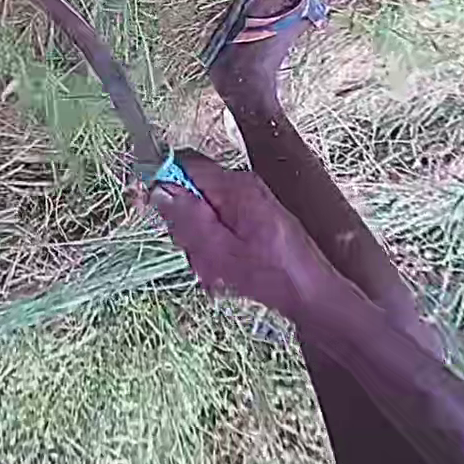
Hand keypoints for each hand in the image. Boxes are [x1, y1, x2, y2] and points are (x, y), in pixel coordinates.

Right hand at [150, 151, 346, 319]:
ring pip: (203, 210)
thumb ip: (187, 217)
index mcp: (233, 186)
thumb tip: (157, 186)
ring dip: (198, 241)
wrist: (317, 300)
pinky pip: (219, 223)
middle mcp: (241, 186)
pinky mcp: (254, 219)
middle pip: (191, 188)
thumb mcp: (219, 250)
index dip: (161, 179)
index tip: (146, 204)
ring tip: (211, 271)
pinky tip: (222, 273)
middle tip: (191, 252)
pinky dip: (214, 246)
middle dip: (183, 222)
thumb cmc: (270, 276)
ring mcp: (249, 202)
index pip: (184, 163)